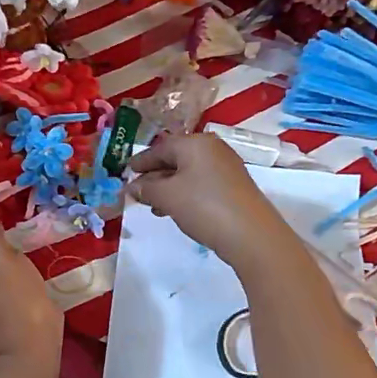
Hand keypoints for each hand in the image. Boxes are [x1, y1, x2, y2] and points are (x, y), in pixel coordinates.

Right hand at [129, 131, 301, 270]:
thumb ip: (146, 188)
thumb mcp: (167, 196)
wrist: (250, 234)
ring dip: (168, 188)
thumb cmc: (204, 207)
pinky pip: (201, 184)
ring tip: (154, 207)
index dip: (141, 161)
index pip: (160, 147)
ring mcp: (225, 168)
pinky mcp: (233, 187)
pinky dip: (185, 194)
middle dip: (155, 176)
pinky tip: (176, 210)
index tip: (126, 172)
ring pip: (188, 173)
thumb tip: (133, 187)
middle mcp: (212, 149)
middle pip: (175, 159)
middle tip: (137, 192)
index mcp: (195, 143)